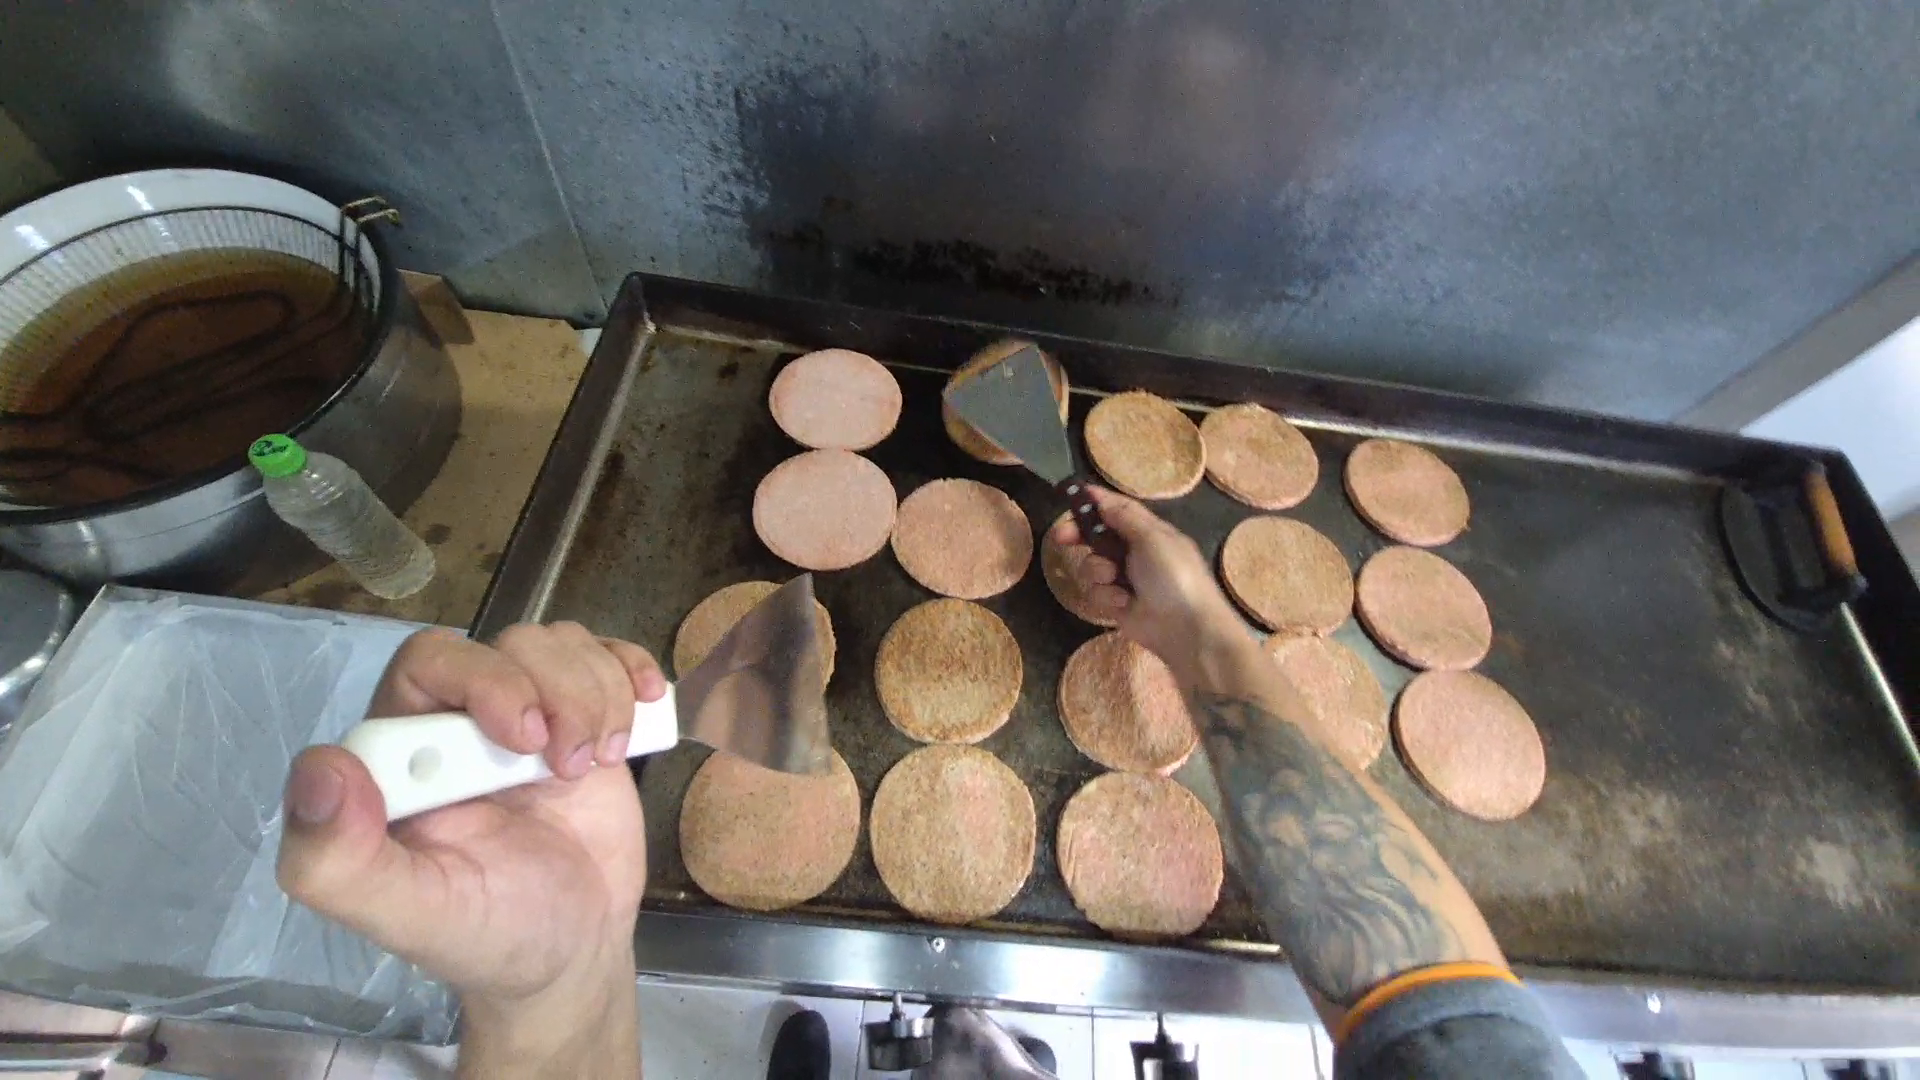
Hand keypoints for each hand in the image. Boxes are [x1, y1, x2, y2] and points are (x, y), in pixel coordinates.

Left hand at [276, 624, 662, 1009]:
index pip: (433, 663)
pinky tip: (649, 705)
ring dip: (603, 693)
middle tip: (577, 767)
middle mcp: (469, 720)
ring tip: (606, 758)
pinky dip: (637, 669)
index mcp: (409, 755)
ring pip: (567, 642)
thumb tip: (319, 766)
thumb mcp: (412, 914)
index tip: (528, 740)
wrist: (578, 944)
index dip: (486, 680)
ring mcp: (539, 712)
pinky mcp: (592, 715)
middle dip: (563, 693)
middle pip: (516, 644)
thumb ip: (340, 859)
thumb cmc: (490, 933)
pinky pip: (612, 655)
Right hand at [1050, 486, 1249, 682]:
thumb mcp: (1153, 538)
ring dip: (1098, 570)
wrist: (1185, 627)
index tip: (1073, 495)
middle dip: (1080, 535)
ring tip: (1113, 579)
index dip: (1097, 501)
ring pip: (1093, 564)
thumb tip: (1103, 501)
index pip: (1119, 509)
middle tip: (1061, 536)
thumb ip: (1125, 517)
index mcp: (1149, 531)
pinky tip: (1122, 602)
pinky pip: (1097, 591)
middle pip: (1098, 535)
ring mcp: (1125, 578)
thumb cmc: (1173, 575)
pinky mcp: (1117, 602)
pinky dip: (1106, 595)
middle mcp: (1135, 551)